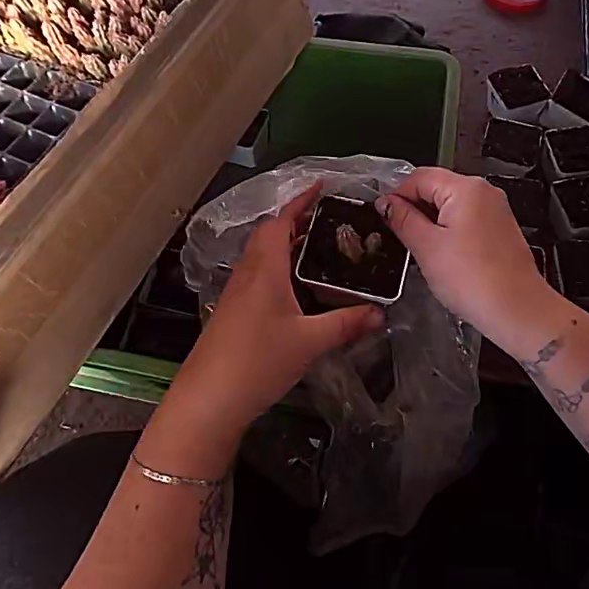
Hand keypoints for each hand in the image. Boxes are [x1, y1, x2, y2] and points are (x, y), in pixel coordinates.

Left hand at [168, 184, 384, 429]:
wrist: (207, 401)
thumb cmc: (257, 362)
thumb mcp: (310, 342)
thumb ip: (346, 323)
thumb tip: (381, 313)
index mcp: (265, 270)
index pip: (281, 222)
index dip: (301, 201)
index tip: (321, 186)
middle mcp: (248, 275)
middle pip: (270, 235)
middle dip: (297, 220)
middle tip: (329, 219)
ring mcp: (238, 294)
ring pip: (263, 256)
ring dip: (287, 244)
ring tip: (318, 247)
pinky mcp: (234, 313)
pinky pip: (259, 276)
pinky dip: (280, 268)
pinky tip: (297, 287)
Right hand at [377, 168, 552, 335]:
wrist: (516, 309)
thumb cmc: (473, 279)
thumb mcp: (427, 247)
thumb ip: (403, 219)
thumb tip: (386, 204)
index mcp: (467, 188)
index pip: (419, 177)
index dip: (397, 195)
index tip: (384, 218)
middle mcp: (485, 193)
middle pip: (437, 188)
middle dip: (414, 210)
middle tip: (400, 238)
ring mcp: (496, 212)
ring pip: (451, 206)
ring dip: (431, 223)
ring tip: (422, 252)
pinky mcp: (500, 231)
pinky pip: (467, 221)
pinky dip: (450, 233)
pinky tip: (444, 258)